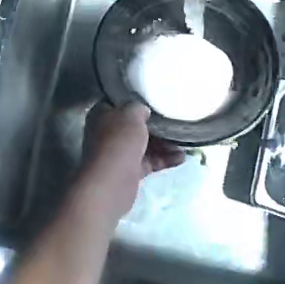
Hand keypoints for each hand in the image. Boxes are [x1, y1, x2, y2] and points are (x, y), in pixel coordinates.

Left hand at [76, 103, 184, 217]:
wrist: (113, 181)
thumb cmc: (120, 140)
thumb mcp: (132, 114)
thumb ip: (139, 108)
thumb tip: (143, 111)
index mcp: (101, 114)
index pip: (118, 103)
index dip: (135, 102)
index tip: (153, 102)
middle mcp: (107, 132)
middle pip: (134, 126)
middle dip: (155, 127)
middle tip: (174, 124)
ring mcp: (118, 153)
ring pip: (143, 144)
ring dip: (163, 144)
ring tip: (183, 144)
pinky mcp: (129, 171)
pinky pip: (149, 161)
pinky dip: (164, 159)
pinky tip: (180, 158)